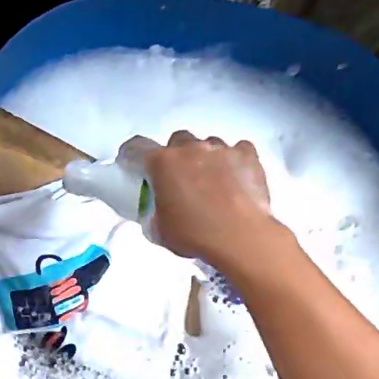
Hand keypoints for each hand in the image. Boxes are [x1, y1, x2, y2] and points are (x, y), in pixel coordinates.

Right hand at [137, 132, 289, 273]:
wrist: (240, 238)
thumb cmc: (195, 234)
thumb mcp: (158, 230)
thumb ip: (152, 212)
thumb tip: (156, 210)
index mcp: (162, 163)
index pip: (137, 147)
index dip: (131, 154)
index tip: (131, 162)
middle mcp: (190, 148)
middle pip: (177, 140)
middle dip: (175, 155)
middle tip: (178, 178)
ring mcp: (220, 149)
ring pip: (207, 144)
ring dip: (204, 157)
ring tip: (210, 181)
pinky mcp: (247, 156)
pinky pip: (238, 149)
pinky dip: (234, 160)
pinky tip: (235, 177)